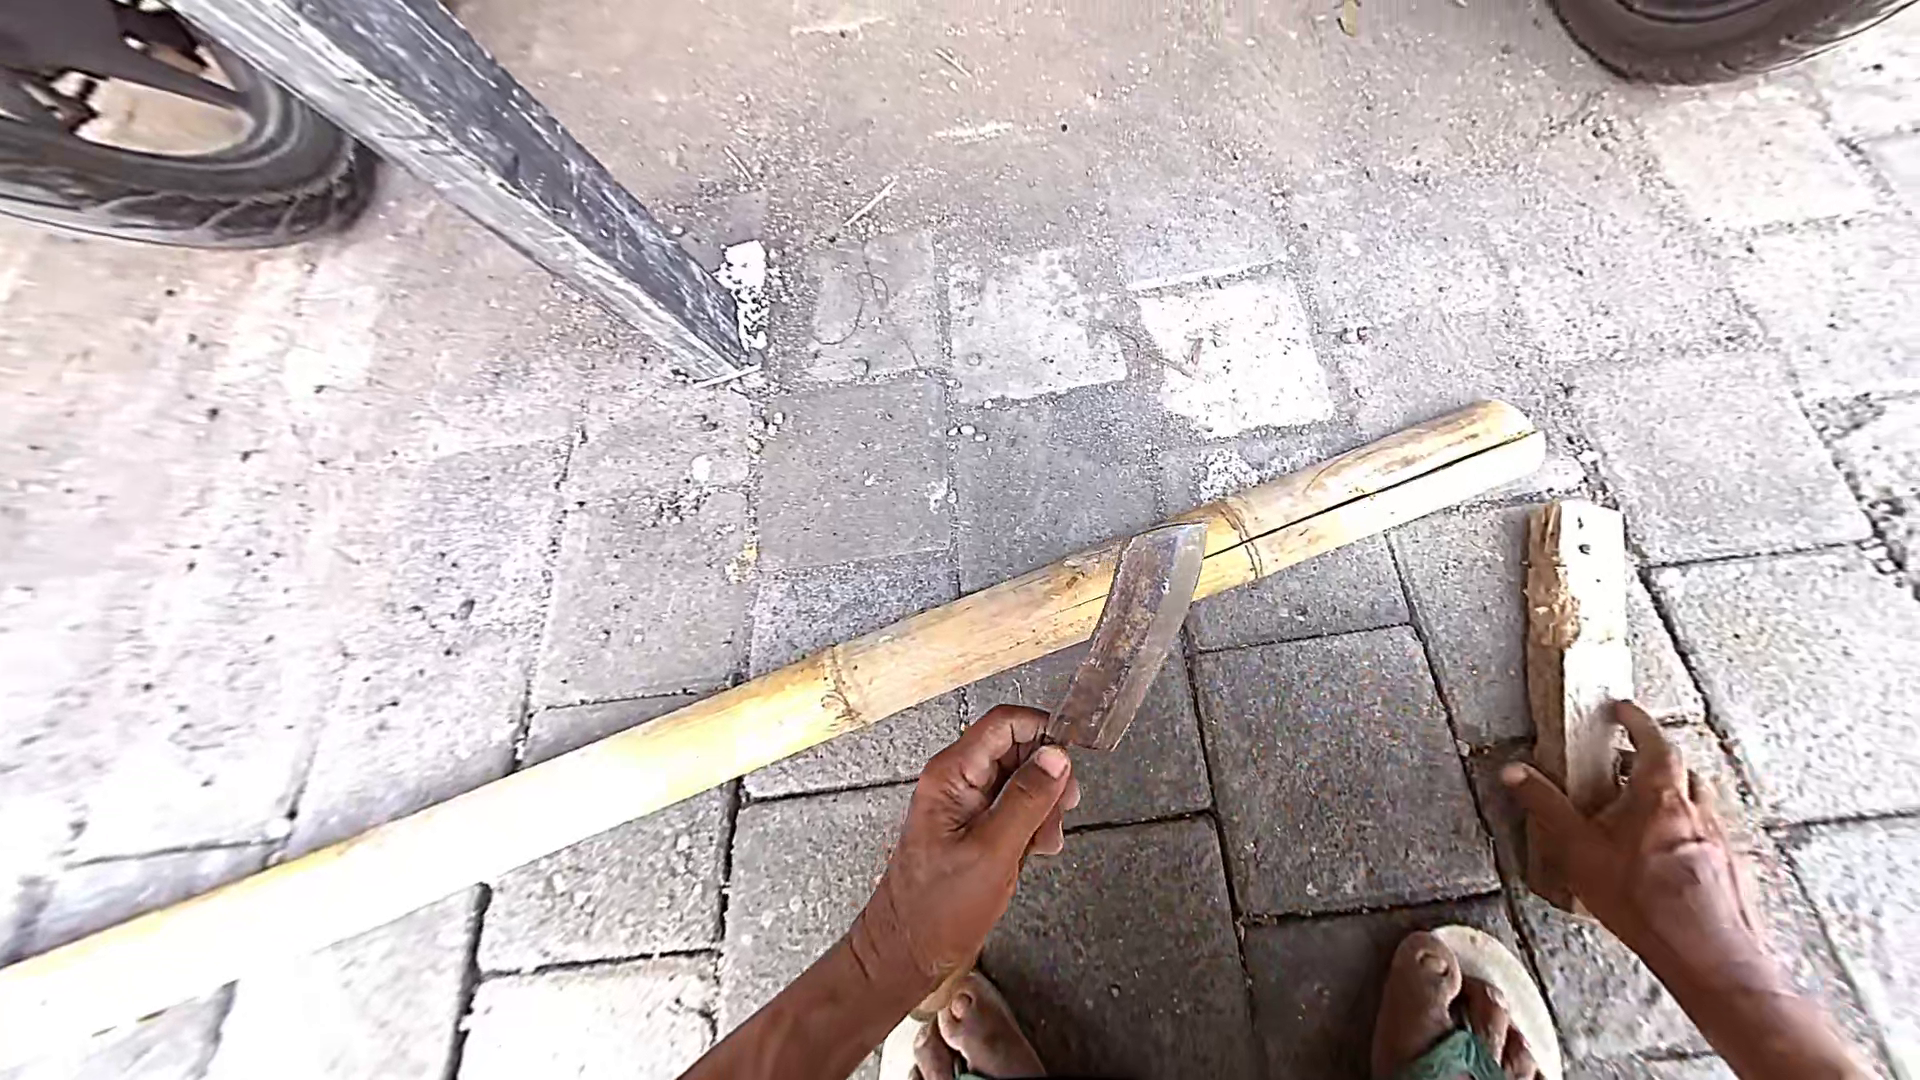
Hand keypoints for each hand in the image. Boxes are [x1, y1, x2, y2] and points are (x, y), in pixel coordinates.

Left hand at [849, 705, 1080, 994]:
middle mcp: (958, 778)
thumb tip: (1057, 756)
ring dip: (1042, 804)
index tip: (1069, 758)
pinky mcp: (975, 823)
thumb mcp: (993, 851)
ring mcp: (966, 800)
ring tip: (1047, 839)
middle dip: (1046, 775)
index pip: (1003, 723)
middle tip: (1063, 808)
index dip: (1041, 730)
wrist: (907, 952)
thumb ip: (1027, 799)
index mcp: (952, 772)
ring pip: (1019, 778)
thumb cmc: (938, 908)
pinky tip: (1036, 849)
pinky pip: (1013, 805)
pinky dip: (1032, 822)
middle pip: (1015, 748)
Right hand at [1500, 701, 1776, 991]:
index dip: (1639, 723)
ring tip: (1639, 806)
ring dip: (1673, 795)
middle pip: (1685, 773)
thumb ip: (1543, 802)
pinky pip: (1711, 836)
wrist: (1710, 960)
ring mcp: (1724, 846)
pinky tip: (1663, 850)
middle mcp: (1700, 816)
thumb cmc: (1642, 899)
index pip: (1657, 745)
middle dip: (1655, 761)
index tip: (1624, 710)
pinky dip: (1686, 829)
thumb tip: (1514, 771)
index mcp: (1660, 800)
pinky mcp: (1735, 874)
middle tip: (1625, 761)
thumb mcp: (1575, 845)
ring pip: (1702, 804)